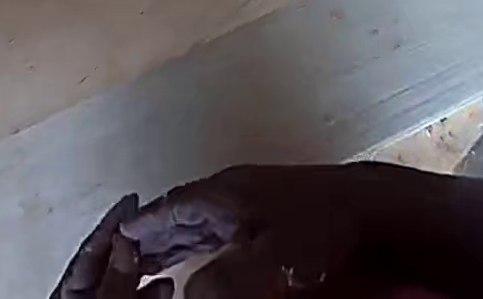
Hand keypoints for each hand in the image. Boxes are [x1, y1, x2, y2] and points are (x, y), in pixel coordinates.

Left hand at [52, 195, 172, 298]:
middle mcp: (84, 292)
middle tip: (153, 223)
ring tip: (165, 255)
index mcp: (71, 286)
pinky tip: (166, 284)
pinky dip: (150, 291)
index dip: (114, 220)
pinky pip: (133, 297)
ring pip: (125, 280)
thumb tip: (125, 238)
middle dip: (133, 242)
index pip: (93, 244)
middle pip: (110, 260)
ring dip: (146, 268)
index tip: (132, 199)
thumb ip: (115, 274)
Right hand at [118, 166, 390, 298]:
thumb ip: (230, 279)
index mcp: (221, 195)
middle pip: (180, 212)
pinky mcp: (261, 213)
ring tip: (151, 255)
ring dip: (173, 236)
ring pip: (196, 220)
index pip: (173, 207)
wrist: (361, 208)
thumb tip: (187, 295)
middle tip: (128, 251)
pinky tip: (194, 253)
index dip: (147, 221)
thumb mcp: (273, 259)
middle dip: (154, 232)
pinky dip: (195, 239)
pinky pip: (215, 226)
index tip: (120, 232)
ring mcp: (243, 201)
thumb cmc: (316, 228)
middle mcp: (226, 194)